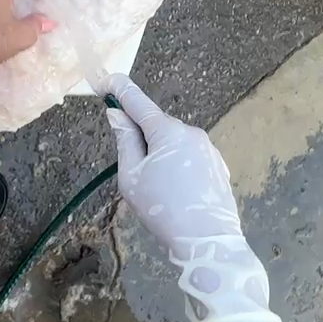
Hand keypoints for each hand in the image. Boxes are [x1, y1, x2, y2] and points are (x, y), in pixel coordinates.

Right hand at [106, 74, 280, 321]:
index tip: (105, 80)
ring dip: (159, 154)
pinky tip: (176, 193)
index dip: (119, 89)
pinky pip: (189, 156)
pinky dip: (176, 165)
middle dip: (140, 137)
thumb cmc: (162, 208)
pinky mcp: (217, 165)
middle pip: (156, 125)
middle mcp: (190, 131)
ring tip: (157, 191)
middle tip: (133, 170)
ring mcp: (208, 148)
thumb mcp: (131, 176)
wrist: (208, 242)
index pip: (137, 101)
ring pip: (173, 143)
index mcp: (167, 130)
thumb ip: (124, 140)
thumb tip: (116, 114)